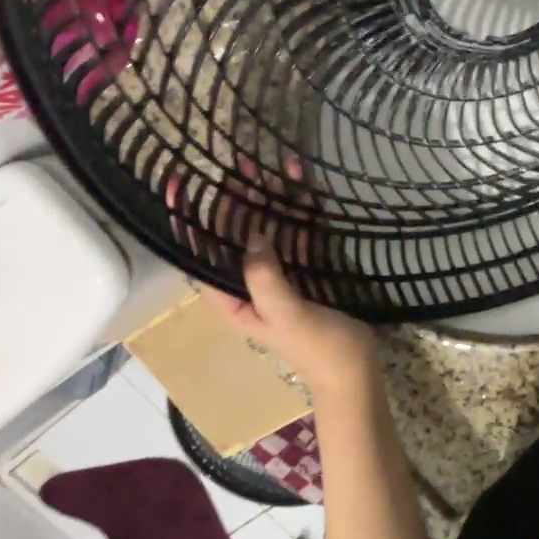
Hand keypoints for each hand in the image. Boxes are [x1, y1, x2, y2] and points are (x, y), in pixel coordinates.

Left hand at [170, 152, 379, 398]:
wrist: (358, 374)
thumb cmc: (320, 351)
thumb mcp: (288, 316)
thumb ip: (265, 277)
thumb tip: (250, 235)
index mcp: (234, 299)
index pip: (200, 255)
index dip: (186, 222)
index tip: (180, 186)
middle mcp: (252, 284)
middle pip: (235, 236)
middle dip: (235, 201)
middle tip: (240, 164)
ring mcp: (283, 277)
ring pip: (268, 229)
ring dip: (270, 200)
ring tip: (273, 165)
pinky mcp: (311, 272)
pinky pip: (299, 235)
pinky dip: (301, 212)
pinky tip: (304, 186)